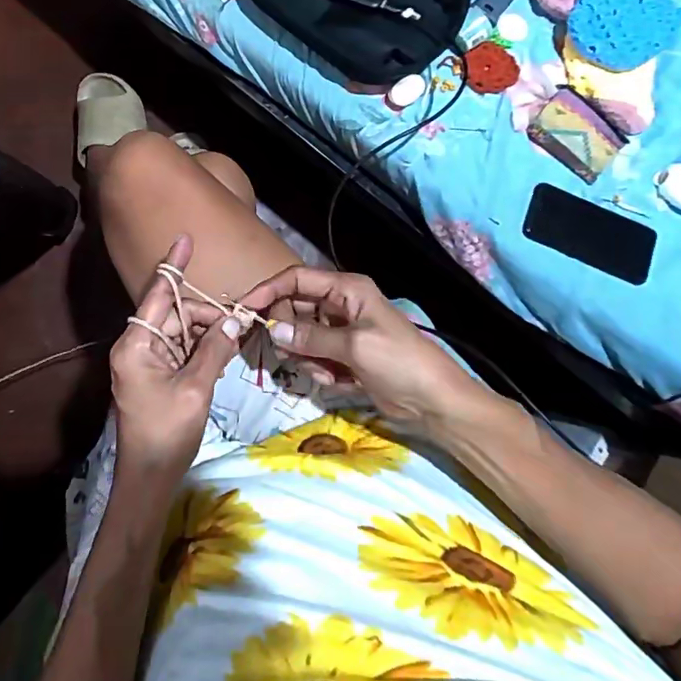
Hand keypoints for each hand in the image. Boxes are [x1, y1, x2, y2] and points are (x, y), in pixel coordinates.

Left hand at [109, 235, 249, 481]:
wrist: (149, 477)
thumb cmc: (167, 432)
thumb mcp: (196, 388)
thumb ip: (214, 349)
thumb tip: (234, 319)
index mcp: (136, 345)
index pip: (156, 295)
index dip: (173, 267)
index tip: (184, 239)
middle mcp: (137, 346)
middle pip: (175, 314)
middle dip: (206, 314)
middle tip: (239, 324)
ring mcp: (145, 361)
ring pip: (181, 331)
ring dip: (207, 332)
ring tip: (235, 337)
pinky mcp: (156, 375)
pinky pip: (181, 349)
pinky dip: (202, 347)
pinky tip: (223, 349)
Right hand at [238, 266, 487, 434]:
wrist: (435, 401)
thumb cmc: (400, 362)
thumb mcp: (354, 346)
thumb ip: (310, 336)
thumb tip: (272, 329)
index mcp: (347, 289)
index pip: (297, 279)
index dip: (269, 290)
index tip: (244, 309)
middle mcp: (341, 304)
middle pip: (295, 308)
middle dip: (288, 332)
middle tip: (290, 354)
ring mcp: (341, 331)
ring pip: (300, 336)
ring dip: (305, 357)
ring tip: (326, 372)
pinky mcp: (343, 356)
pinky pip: (313, 357)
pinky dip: (318, 370)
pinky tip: (338, 382)